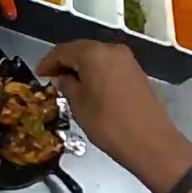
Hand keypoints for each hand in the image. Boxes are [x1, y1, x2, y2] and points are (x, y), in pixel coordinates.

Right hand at [37, 40, 191, 192]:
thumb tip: (62, 78)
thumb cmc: (109, 124)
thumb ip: (67, 86)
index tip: (39, 73)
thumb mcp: (79, 106)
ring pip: (96, 56)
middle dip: (64, 62)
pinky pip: (109, 64)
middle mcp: (111, 49)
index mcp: (93, 53)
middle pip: (81, 49)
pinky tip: (89, 86)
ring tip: (68, 83)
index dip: (48, 61)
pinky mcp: (136, 71)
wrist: (152, 143)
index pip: (63, 50)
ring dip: (81, 66)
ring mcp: (126, 59)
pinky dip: (96, 71)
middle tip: (51, 77)